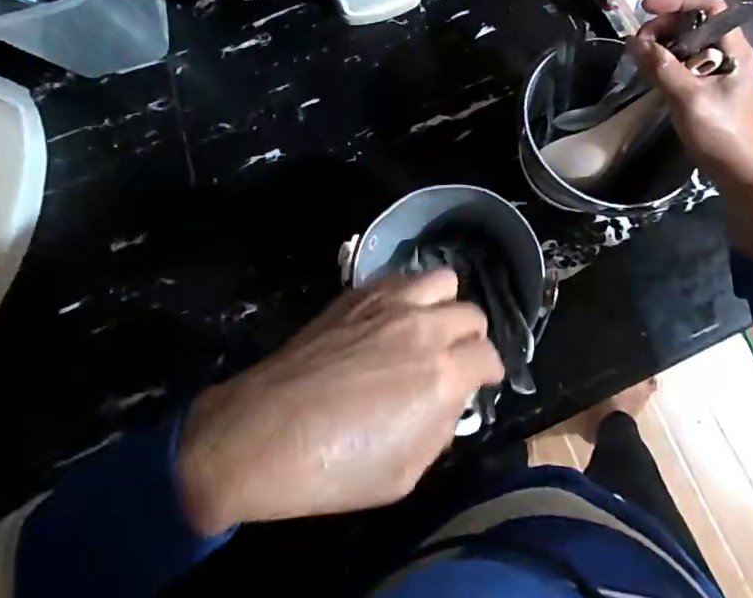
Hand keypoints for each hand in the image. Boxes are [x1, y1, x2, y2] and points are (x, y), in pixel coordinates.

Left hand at [174, 270, 503, 533]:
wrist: (261, 432)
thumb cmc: (334, 469)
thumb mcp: (405, 474)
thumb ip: (441, 429)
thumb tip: (451, 400)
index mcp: (442, 375)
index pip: (489, 356)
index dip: (490, 373)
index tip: (482, 383)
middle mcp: (424, 327)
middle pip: (472, 314)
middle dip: (471, 340)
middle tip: (454, 360)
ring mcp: (389, 303)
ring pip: (443, 280)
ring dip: (445, 305)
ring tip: (428, 327)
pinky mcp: (358, 294)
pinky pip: (402, 278)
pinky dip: (410, 295)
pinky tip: (393, 319)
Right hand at [633, 0, 752, 259]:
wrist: (740, 174)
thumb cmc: (721, 135)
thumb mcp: (688, 98)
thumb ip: (662, 68)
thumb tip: (635, 42)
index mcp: (736, 50)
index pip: (711, 7)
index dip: (679, 2)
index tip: (647, 10)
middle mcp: (730, 54)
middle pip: (696, 23)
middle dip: (665, 25)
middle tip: (640, 41)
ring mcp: (720, 71)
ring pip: (689, 43)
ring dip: (664, 44)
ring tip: (641, 55)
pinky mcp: (709, 87)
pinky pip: (686, 62)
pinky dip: (667, 61)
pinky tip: (651, 70)